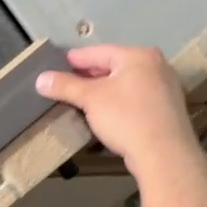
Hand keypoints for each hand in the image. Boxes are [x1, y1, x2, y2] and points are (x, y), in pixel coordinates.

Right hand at [36, 44, 199, 178]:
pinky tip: (104, 113)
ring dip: (102, 90)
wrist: (164, 154)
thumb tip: (40, 78)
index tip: (54, 65)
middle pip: (113, 66)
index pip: (98, 52)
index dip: (73, 59)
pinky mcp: (166, 108)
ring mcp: (164, 86)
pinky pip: (134, 97)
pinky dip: (117, 101)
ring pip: (124, 82)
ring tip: (80, 99)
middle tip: (64, 84)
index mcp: (138, 55)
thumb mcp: (90, 99)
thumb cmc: (126, 118)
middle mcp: (155, 65)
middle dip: (87, 75)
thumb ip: (65, 85)